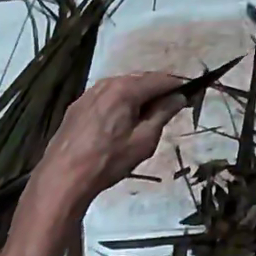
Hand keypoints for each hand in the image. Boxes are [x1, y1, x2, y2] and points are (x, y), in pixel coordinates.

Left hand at [30, 72, 187, 211]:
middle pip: (140, 80)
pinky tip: (124, 121)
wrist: (63, 176)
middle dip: (158, 91)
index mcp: (125, 89)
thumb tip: (178, 97)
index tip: (192, 95)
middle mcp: (106, 83)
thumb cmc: (108, 160)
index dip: (178, 85)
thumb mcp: (144, 140)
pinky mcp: (78, 106)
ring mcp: (89, 93)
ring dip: (139, 97)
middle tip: (173, 107)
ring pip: (123, 87)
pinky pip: (107, 97)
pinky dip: (121, 103)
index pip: (160, 79)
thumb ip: (162, 114)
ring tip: (150, 117)